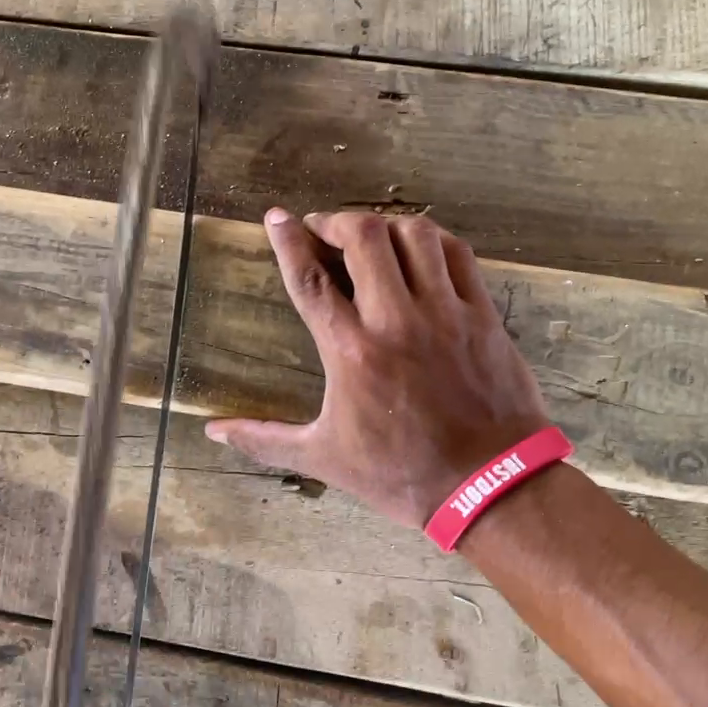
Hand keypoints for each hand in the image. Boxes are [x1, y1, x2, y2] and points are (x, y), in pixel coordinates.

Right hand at [205, 209, 550, 528]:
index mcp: (351, 351)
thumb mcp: (324, 457)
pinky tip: (418, 248)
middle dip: (335, 221)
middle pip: (363, 238)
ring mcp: (445, 313)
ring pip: (414, 235)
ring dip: (383, 226)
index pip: (311, 279)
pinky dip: (432, 239)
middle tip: (322, 230)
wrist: (495, 491)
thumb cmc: (402, 474)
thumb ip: (264, 438)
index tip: (275, 215)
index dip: (288, 240)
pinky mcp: (482, 315)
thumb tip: (212, 431)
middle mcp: (395, 320)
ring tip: (369, 237)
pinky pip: (458, 254)